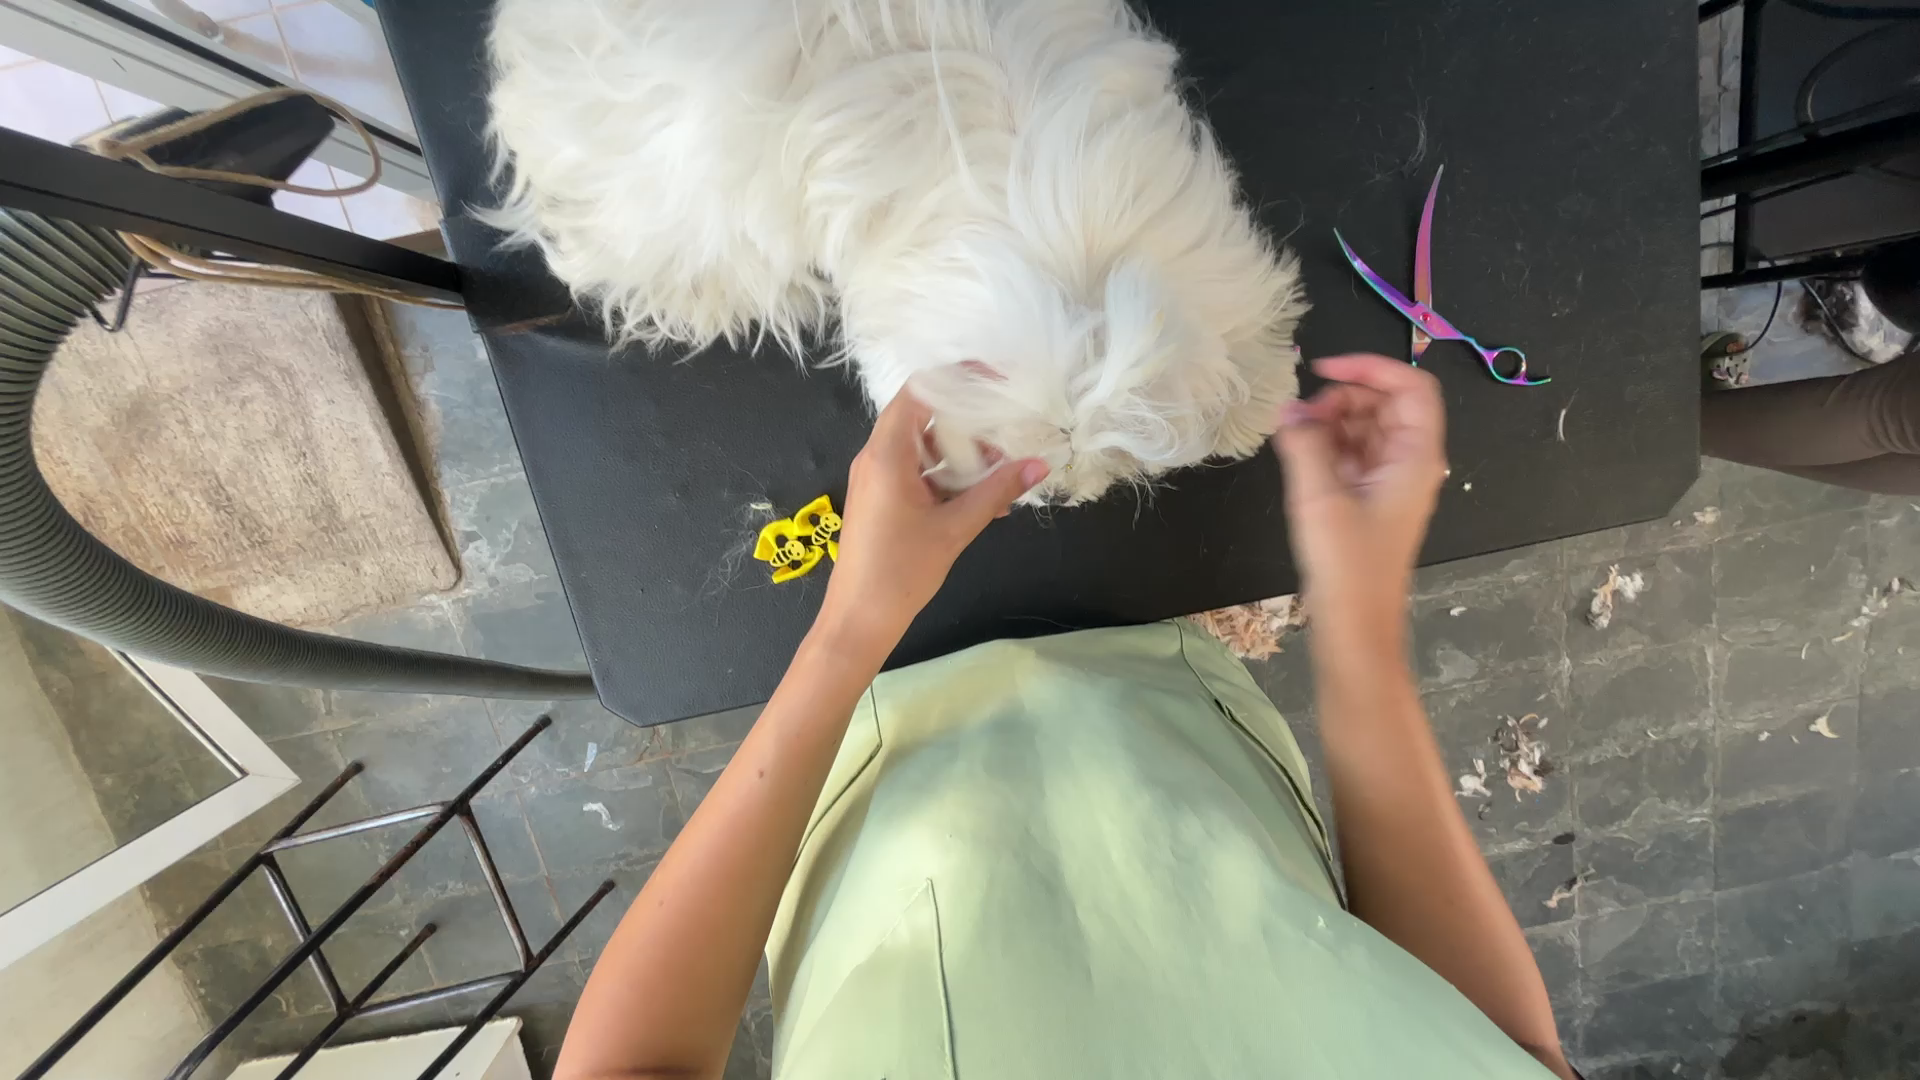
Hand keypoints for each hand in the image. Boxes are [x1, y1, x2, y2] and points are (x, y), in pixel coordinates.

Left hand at [816, 393, 1047, 654]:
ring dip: (960, 455)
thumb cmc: (901, 571)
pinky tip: (978, 500)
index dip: (957, 378)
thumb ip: (997, 491)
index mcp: (887, 454)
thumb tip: (1039, 465)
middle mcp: (876, 458)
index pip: (919, 391)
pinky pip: (916, 472)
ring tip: (997, 475)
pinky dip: (946, 477)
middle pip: (922, 416)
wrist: (858, 619)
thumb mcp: (955, 527)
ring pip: (922, 447)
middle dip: (966, 423)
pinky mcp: (881, 499)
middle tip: (1004, 435)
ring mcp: (876, 479)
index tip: (995, 381)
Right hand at [1270, 354, 1446, 635]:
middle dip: (1341, 399)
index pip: (1408, 387)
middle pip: (1383, 405)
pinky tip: (1296, 452)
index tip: (1320, 370)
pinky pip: (1349, 455)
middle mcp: (1408, 461)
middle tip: (1299, 416)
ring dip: (1328, 422)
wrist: (1354, 622)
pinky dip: (1324, 446)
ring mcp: (1387, 480)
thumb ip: (1303, 444)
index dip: (1368, 368)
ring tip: (1292, 435)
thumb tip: (1286, 408)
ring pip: (1363, 429)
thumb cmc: (1347, 562)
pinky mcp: (1365, 498)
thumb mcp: (1320, 498)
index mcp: (1416, 456)